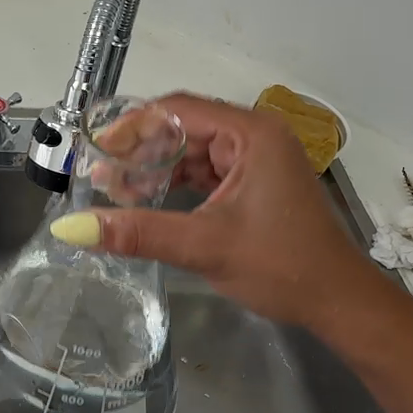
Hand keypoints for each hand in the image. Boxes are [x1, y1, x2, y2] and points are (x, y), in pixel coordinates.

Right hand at [52, 92, 375, 329]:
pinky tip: (146, 200)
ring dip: (153, 168)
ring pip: (190, 149)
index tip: (97, 151)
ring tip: (115, 190)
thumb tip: (72, 228)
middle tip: (100, 175)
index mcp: (251, 134)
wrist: (340, 302)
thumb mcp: (204, 246)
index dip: (131, 127)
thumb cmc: (282, 266)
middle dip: (139, 150)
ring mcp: (256, 158)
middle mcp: (254, 135)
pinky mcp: (253, 181)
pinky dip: (174, 182)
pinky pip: (204, 169)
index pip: (177, 110)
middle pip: (182, 127)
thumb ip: (138, 232)